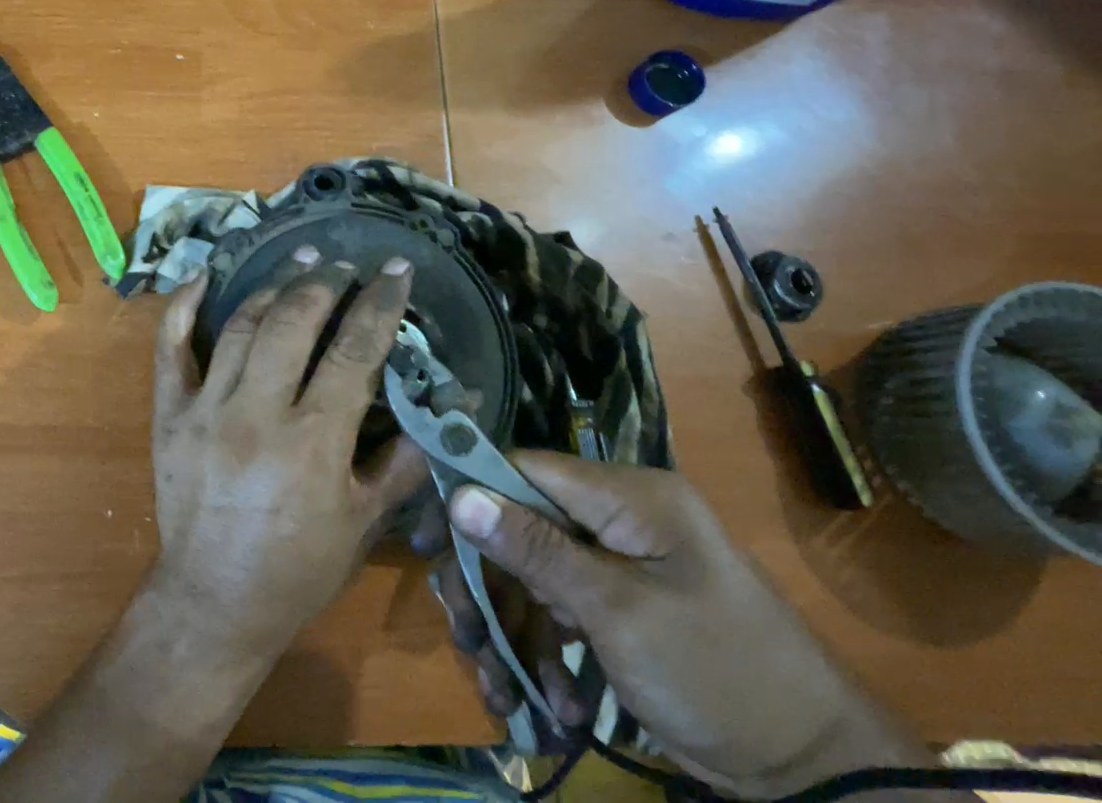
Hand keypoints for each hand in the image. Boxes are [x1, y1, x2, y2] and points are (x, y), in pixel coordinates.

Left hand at [148, 247, 428, 654]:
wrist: (215, 598)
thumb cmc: (298, 567)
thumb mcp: (364, 521)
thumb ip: (404, 460)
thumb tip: (446, 407)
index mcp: (314, 441)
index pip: (354, 351)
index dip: (379, 304)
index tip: (396, 270)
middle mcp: (258, 413)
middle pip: (294, 323)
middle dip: (325, 284)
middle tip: (345, 264)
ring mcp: (206, 409)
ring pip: (242, 326)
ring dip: (273, 286)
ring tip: (300, 264)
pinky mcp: (169, 415)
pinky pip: (171, 348)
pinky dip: (184, 307)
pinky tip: (203, 277)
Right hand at [439, 453, 935, 797]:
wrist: (807, 766)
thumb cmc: (717, 670)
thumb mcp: (618, 610)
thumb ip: (535, 549)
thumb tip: (459, 494)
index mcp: (628, 499)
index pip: (525, 470)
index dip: (470, 497)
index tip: (429, 543)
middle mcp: (616, 521)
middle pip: (517, 531)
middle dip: (488, 590)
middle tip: (471, 639)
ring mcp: (613, 568)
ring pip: (528, 580)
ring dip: (514, 637)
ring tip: (507, 691)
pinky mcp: (612, 610)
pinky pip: (554, 615)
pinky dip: (544, 656)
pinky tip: (555, 704)